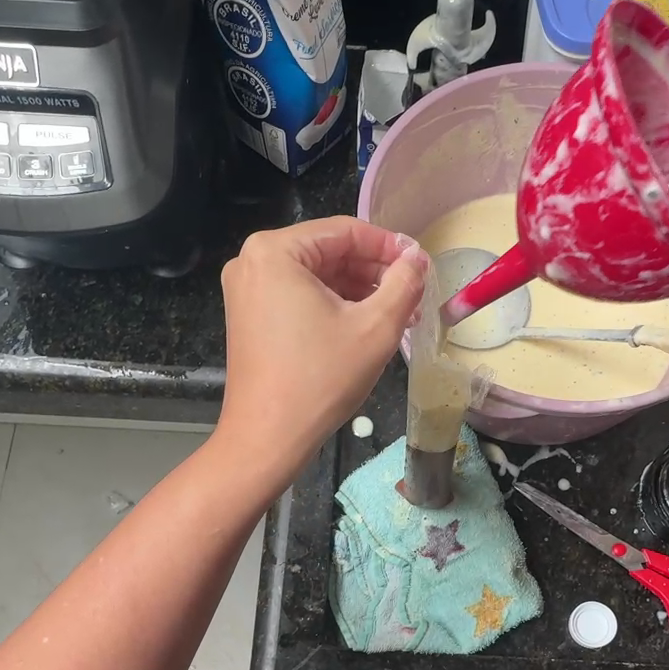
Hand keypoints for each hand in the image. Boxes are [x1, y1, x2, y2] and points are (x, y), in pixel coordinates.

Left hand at [213, 216, 426, 485]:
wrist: (268, 437)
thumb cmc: (321, 380)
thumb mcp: (375, 328)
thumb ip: (403, 283)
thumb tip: (417, 260)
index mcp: (275, 251)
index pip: (345, 232)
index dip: (389, 246)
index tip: (421, 265)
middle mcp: (253, 261)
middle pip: (328, 252)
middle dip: (374, 273)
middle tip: (413, 296)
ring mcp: (246, 291)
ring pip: (316, 278)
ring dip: (357, 292)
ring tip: (397, 316)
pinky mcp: (249, 318)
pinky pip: (298, 298)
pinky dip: (332, 307)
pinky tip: (364, 328)